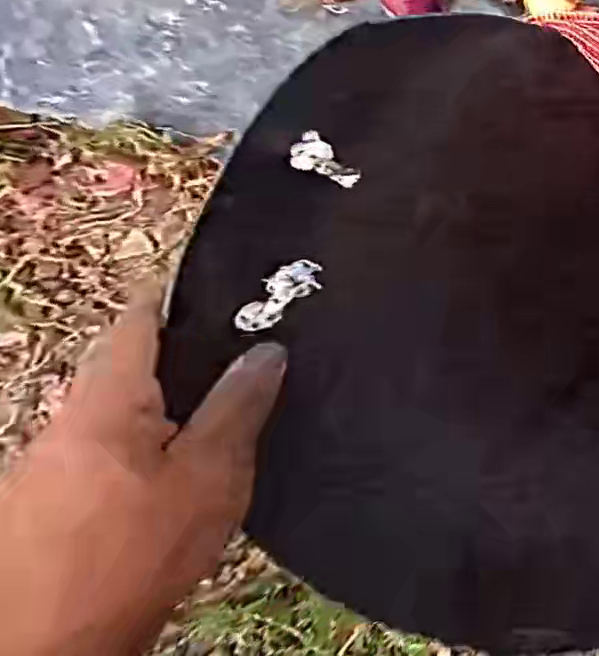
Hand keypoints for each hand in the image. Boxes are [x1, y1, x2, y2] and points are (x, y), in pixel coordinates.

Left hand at [0, 283, 286, 655]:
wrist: (53, 648)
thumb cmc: (143, 544)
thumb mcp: (213, 468)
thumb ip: (239, 402)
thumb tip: (265, 350)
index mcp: (97, 414)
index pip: (130, 332)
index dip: (168, 299)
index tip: (206, 274)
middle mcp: (56, 434)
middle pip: (122, 373)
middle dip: (180, 353)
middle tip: (246, 340)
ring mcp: (40, 475)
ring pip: (115, 414)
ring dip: (167, 399)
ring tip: (229, 396)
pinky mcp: (41, 508)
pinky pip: (105, 448)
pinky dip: (151, 434)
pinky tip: (190, 451)